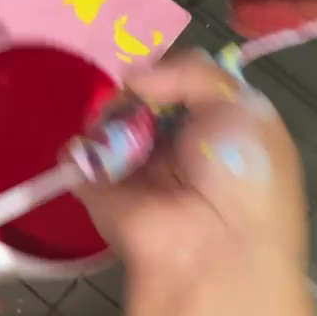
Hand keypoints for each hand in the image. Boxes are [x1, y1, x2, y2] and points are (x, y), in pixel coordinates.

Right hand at [77, 51, 306, 279]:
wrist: (208, 244)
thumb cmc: (240, 173)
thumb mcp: (241, 106)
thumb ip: (190, 72)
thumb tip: (131, 76)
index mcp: (216, 127)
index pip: (183, 84)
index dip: (170, 72)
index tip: (164, 72)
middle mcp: (173, 144)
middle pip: (140, 97)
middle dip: (138, 93)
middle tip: (142, 102)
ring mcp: (130, 166)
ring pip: (106, 119)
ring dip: (110, 116)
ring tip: (124, 132)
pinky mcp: (94, 187)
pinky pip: (76, 154)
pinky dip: (79, 149)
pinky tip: (98, 153)